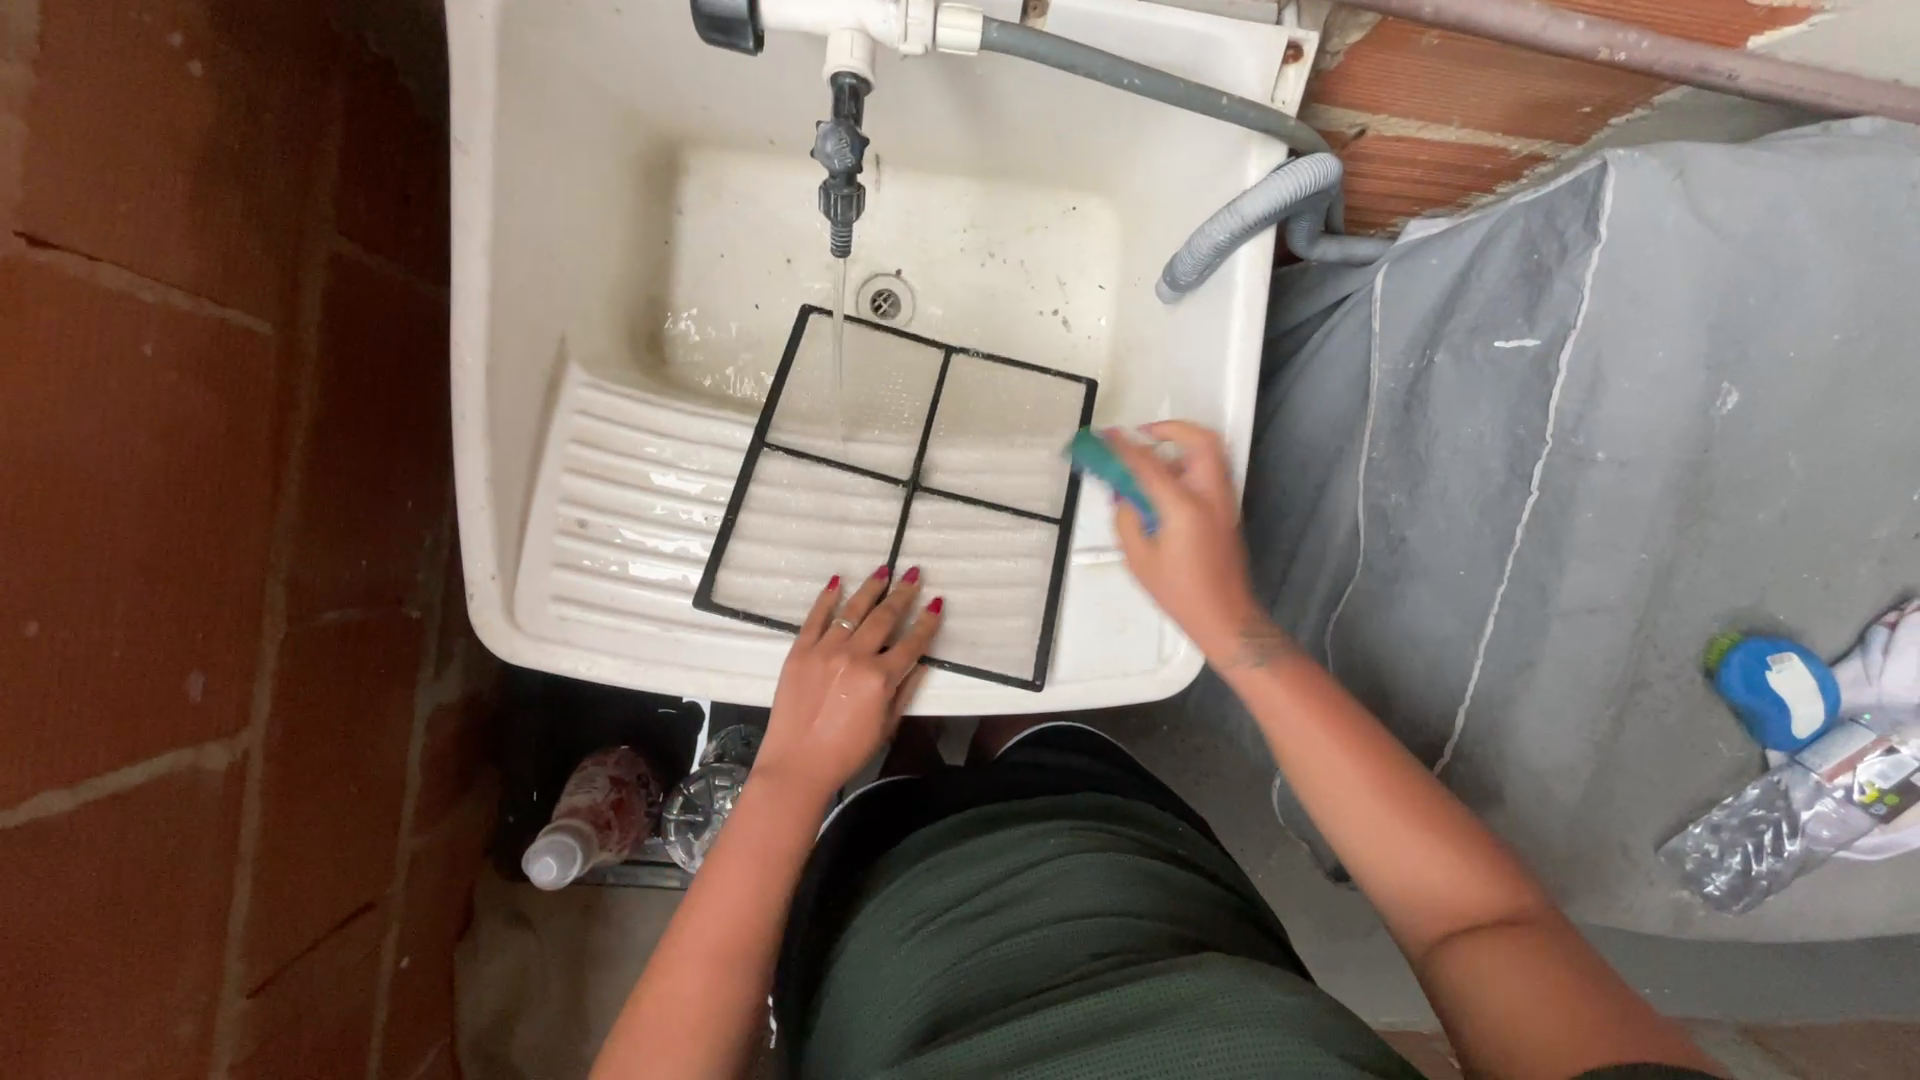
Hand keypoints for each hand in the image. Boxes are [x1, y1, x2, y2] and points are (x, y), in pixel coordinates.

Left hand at [754, 566, 943, 804]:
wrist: (797, 763)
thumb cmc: (847, 752)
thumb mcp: (887, 725)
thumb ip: (905, 691)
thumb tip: (921, 663)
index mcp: (881, 678)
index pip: (912, 642)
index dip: (928, 621)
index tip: (937, 601)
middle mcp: (855, 656)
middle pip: (885, 617)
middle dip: (903, 593)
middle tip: (914, 573)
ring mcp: (825, 650)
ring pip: (852, 610)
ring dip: (871, 587)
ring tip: (884, 569)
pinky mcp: (800, 651)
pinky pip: (815, 617)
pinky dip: (827, 598)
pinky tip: (837, 581)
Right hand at [1105, 422, 1291, 670]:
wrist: (1225, 615)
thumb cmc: (1182, 593)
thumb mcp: (1139, 558)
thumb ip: (1127, 518)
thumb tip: (1124, 495)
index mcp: (1185, 506)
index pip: (1149, 463)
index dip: (1123, 447)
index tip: (1106, 437)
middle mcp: (1210, 496)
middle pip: (1200, 440)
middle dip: (1170, 428)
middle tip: (1142, 435)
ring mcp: (1224, 501)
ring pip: (1207, 454)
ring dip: (1178, 448)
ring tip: (1149, 464)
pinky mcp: (1226, 510)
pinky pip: (1207, 473)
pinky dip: (1186, 467)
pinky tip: (1163, 488)